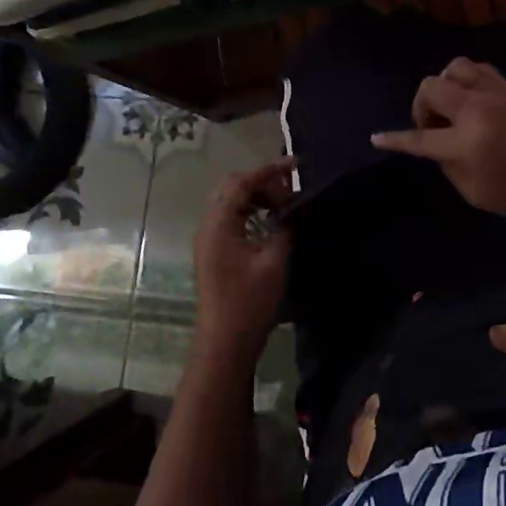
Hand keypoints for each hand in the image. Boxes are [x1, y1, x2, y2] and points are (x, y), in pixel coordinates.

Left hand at [193, 157, 294, 351]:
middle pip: (232, 188)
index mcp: (219, 224)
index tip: (296, 165)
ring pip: (232, 203)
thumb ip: (285, 228)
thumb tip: (294, 210)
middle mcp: (209, 226)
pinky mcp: (216, 252)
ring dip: (258, 198)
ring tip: (287, 206)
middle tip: (292, 191)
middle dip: (262, 183)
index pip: (242, 182)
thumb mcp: (274, 261)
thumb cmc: (250, 301)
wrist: (225, 340)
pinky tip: (273, 224)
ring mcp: (210, 240)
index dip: (269, 170)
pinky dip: (253, 213)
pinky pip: (233, 219)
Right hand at [370, 58, 505, 224]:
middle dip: (421, 106)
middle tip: (430, 128)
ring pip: (454, 67)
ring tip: (449, 107)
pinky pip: (479, 68)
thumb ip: (446, 164)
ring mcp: (496, 94)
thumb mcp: (474, 192)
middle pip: (431, 87)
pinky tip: (468, 97)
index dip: (394, 140)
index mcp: (467, 142)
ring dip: (443, 85)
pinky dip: (465, 78)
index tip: (377, 138)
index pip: (419, 138)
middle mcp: (478, 109)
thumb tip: (433, 144)